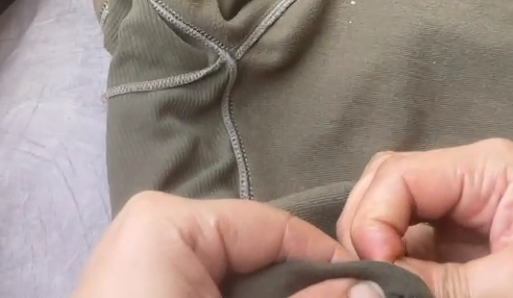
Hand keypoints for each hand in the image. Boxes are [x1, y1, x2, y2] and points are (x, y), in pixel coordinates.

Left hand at [73, 190, 376, 297]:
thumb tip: (375, 289)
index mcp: (168, 221)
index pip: (270, 226)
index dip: (325, 260)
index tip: (376, 290)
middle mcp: (150, 225)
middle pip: (251, 252)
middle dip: (296, 291)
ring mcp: (138, 260)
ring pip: (230, 277)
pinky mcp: (136, 291)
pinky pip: (200, 290)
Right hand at [336, 139, 512, 297]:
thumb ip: (444, 287)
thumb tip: (358, 287)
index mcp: (486, 170)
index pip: (398, 174)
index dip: (373, 219)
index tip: (372, 275)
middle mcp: (471, 189)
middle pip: (389, 196)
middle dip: (368, 237)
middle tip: (365, 289)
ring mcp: (474, 231)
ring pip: (400, 235)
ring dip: (384, 264)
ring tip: (383, 291)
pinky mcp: (480, 269)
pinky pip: (426, 264)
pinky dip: (408, 281)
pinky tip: (405, 293)